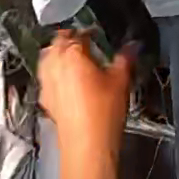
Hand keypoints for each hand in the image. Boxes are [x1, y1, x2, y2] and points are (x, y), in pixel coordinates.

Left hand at [37, 30, 134, 178]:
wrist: (87, 146)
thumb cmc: (103, 112)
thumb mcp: (121, 80)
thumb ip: (125, 58)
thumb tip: (132, 46)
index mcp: (71, 54)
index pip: (77, 34)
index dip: (88, 32)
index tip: (97, 34)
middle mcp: (54, 65)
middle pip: (56, 43)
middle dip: (69, 40)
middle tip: (84, 43)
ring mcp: (46, 83)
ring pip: (47, 59)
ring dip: (58, 55)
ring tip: (75, 60)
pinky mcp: (45, 100)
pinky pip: (47, 78)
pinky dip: (55, 74)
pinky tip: (67, 82)